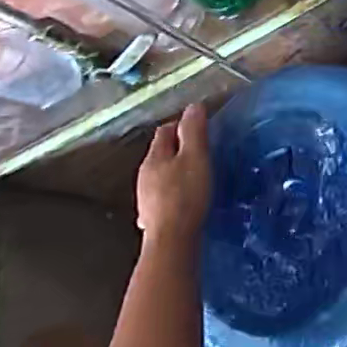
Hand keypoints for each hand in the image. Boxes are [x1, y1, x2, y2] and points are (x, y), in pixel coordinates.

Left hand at [136, 103, 211, 246]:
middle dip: (178, 148)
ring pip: (161, 173)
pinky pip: (162, 194)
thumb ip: (194, 131)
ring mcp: (145, 196)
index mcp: (155, 157)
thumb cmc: (186, 194)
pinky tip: (183, 199)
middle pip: (161, 152)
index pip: (165, 130)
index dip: (182, 125)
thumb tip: (194, 106)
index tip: (200, 127)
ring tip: (196, 173)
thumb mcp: (196, 157)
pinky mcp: (151, 215)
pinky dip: (172, 190)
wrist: (171, 240)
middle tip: (202, 150)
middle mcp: (144, 173)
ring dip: (175, 170)